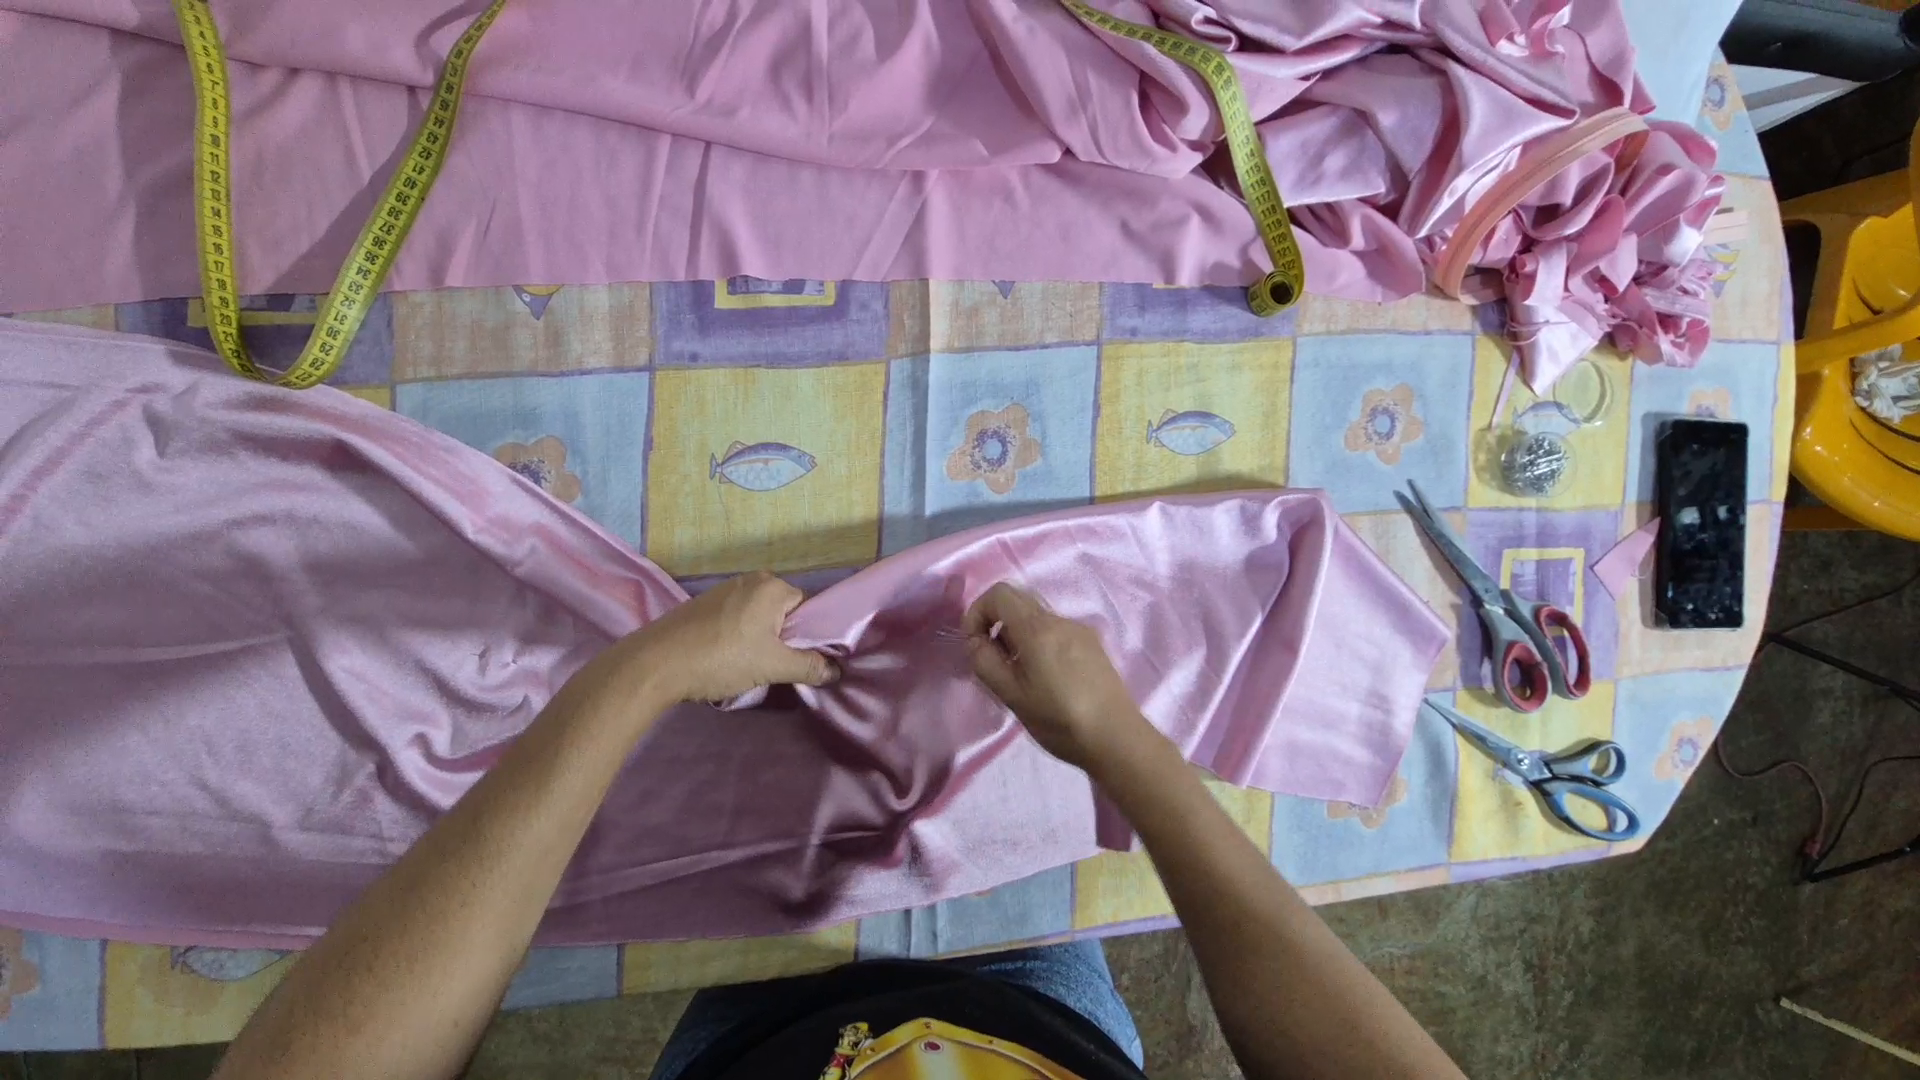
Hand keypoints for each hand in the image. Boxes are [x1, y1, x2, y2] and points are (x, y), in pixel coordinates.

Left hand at [590, 571, 837, 706]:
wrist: (656, 664)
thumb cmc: (722, 659)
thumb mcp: (773, 666)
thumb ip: (809, 666)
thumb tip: (835, 670)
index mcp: (772, 586)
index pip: (807, 609)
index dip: (805, 636)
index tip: (795, 660)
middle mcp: (750, 580)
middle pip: (782, 613)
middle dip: (781, 639)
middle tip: (770, 665)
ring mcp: (722, 591)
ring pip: (757, 618)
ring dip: (757, 640)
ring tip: (744, 665)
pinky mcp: (701, 605)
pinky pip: (734, 620)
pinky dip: (735, 638)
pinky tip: (723, 659)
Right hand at [962, 582, 1155, 771]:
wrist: (1116, 737)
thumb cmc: (1058, 720)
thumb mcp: (1012, 695)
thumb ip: (985, 662)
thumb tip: (976, 641)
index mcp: (1037, 628)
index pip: (999, 593)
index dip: (978, 612)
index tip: (975, 644)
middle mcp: (1060, 620)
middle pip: (1018, 601)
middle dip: (996, 623)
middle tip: (996, 661)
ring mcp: (1079, 630)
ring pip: (1037, 618)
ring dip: (1018, 636)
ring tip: (1021, 676)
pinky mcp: (1092, 644)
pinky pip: (1056, 631)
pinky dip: (1039, 643)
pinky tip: (1046, 679)